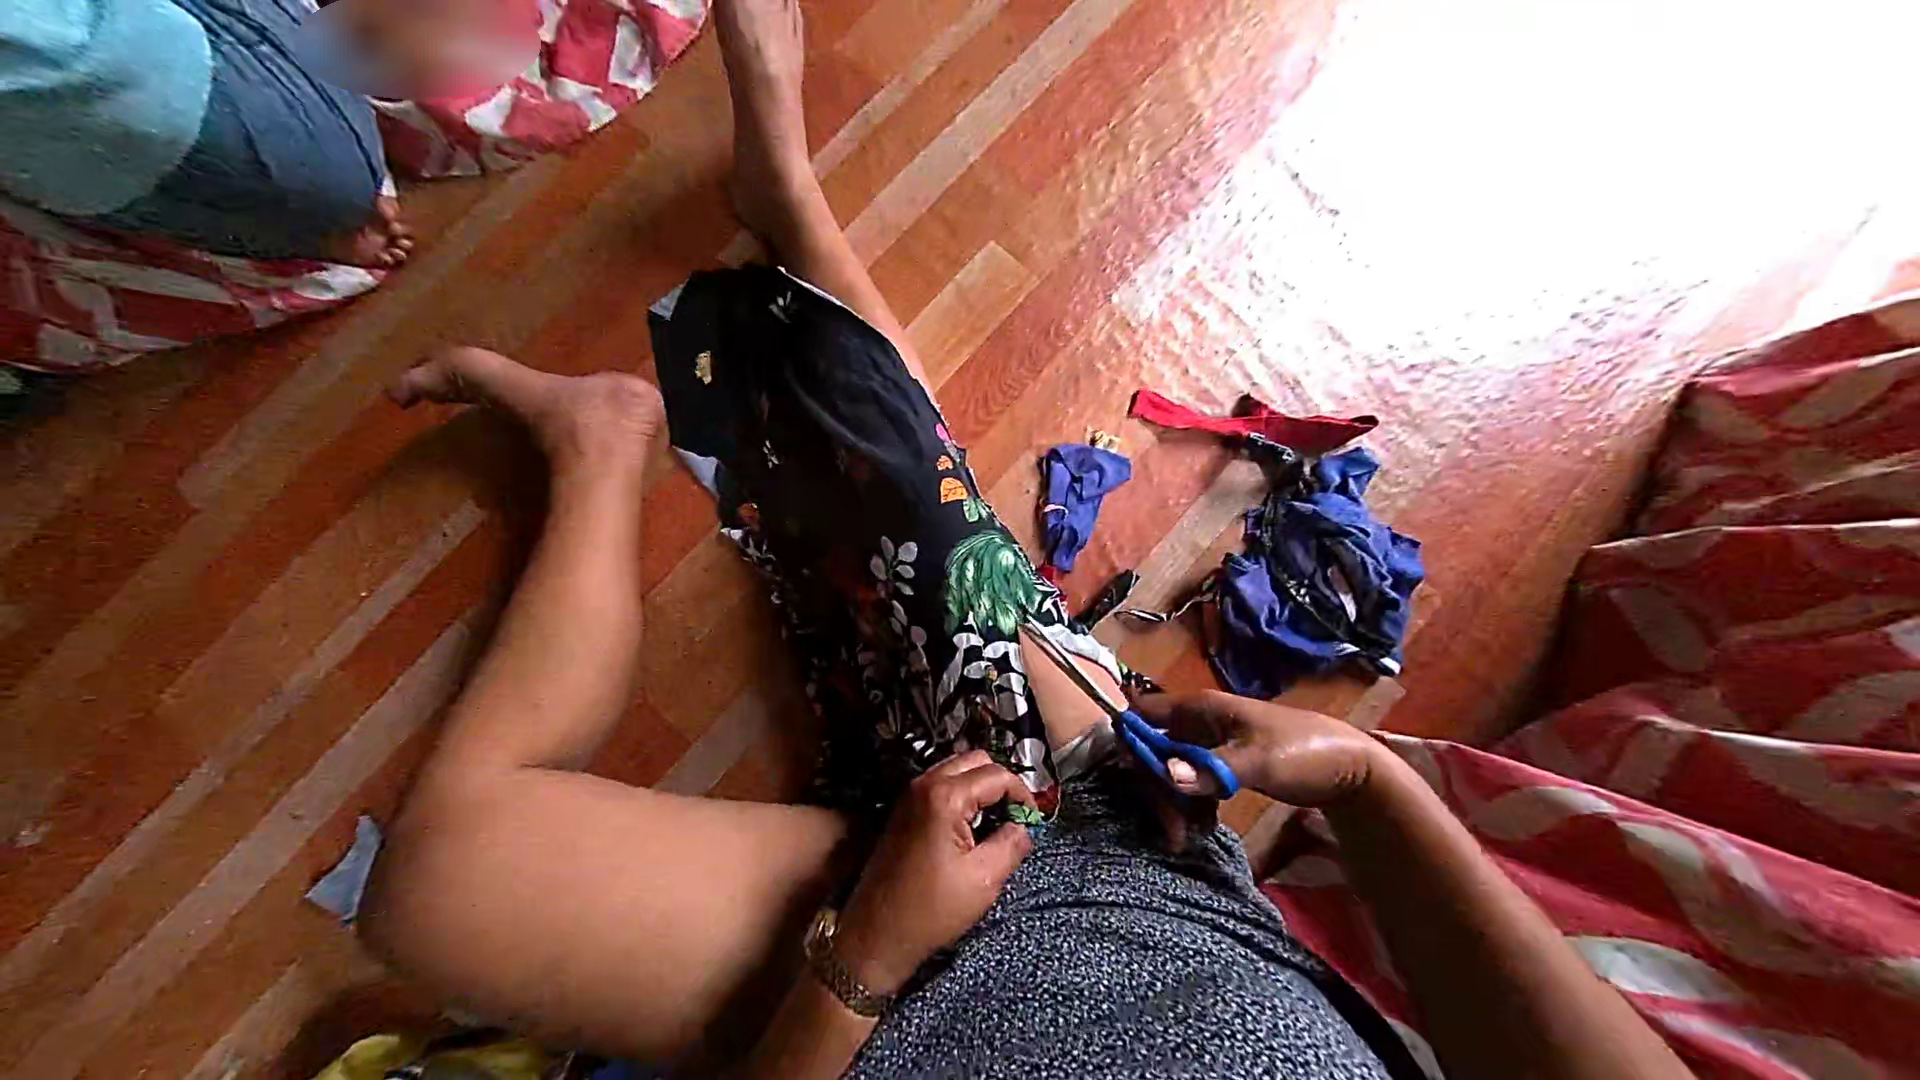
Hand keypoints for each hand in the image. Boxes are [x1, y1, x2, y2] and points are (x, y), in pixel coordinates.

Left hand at [833, 751, 1036, 994]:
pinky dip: (961, 794)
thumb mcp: (984, 879)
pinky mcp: (904, 807)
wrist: (876, 933)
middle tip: (1014, 816)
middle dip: (1000, 783)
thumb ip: (1011, 844)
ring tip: (994, 822)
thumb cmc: (931, 909)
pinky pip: (941, 784)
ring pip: (958, 769)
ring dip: (980, 787)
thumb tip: (1023, 826)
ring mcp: (911, 793)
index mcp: (945, 796)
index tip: (1032, 820)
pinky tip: (969, 827)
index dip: (1022, 794)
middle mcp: (926, 783)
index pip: (997, 775)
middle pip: (976, 760)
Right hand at [1132, 690, 1383, 806]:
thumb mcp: (1259, 762)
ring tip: (1182, 837)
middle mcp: (1197, 722)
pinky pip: (1191, 781)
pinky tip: (1200, 828)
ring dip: (1171, 801)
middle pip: (1154, 748)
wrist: (1352, 769)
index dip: (1129, 737)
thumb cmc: (1304, 753)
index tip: (1126, 774)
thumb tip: (1168, 775)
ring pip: (1171, 768)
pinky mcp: (1220, 764)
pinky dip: (1190, 804)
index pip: (1144, 713)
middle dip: (1154, 785)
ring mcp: (1208, 743)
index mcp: (1199, 708)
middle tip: (1167, 826)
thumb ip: (1212, 768)